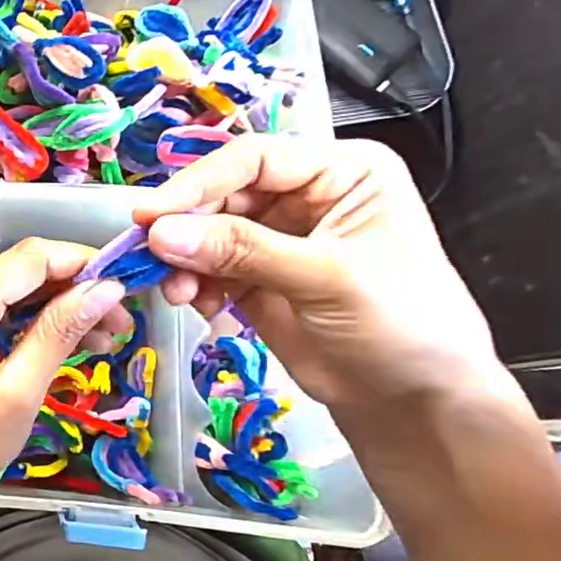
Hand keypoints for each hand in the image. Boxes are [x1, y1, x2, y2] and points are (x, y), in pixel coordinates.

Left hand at [0, 239, 130, 535]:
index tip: (126, 283)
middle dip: (75, 288)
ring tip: (102, 336)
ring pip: (12, 287)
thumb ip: (59, 333)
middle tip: (120, 321)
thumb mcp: (19, 395)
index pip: (30, 258)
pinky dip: (30, 318)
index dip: (82, 262)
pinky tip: (66, 337)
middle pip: (21, 270)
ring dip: (57, 305)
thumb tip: (106, 290)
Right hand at [134, 135, 512, 413]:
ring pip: (206, 233)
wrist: (410, 400)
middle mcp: (303, 196)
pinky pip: (207, 269)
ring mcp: (275, 238)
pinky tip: (202, 306)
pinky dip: (194, 285)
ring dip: (184, 261)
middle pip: (221, 196)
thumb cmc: (399, 325)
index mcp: (340, 172)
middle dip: (187, 229)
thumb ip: (242, 251)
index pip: (254, 161)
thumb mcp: (325, 278)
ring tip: (180, 294)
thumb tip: (162, 234)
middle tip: (151, 259)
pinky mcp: (253, 277)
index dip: (198, 184)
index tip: (150, 216)